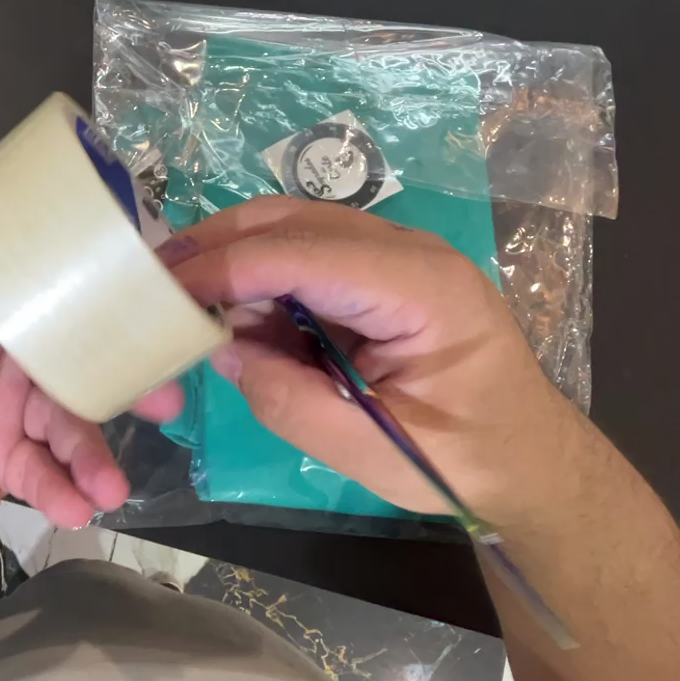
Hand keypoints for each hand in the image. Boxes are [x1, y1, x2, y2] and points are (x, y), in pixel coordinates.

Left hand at [0, 133, 150, 556]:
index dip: (102, 289)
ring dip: (94, 456)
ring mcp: (7, 413)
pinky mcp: (12, 464)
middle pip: (76, 361)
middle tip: (166, 403)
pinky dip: (66, 491)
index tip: (160, 295)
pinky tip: (78, 509)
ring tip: (111, 486)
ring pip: (71, 424)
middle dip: (121, 384)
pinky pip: (52, 473)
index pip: (49, 287)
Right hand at [160, 196, 589, 524]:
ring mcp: (393, 261)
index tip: (160, 290)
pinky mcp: (375, 280)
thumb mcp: (371, 450)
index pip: (301, 253)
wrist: (526, 460)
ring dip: (232, 257)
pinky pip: (303, 261)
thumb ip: (291, 403)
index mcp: (420, 288)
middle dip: (216, 242)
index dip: (224, 267)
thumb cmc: (462, 461)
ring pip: (293, 230)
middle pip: (292, 219)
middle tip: (152, 276)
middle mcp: (407, 254)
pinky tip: (227, 313)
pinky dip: (256, 281)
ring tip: (178, 295)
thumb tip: (227, 350)